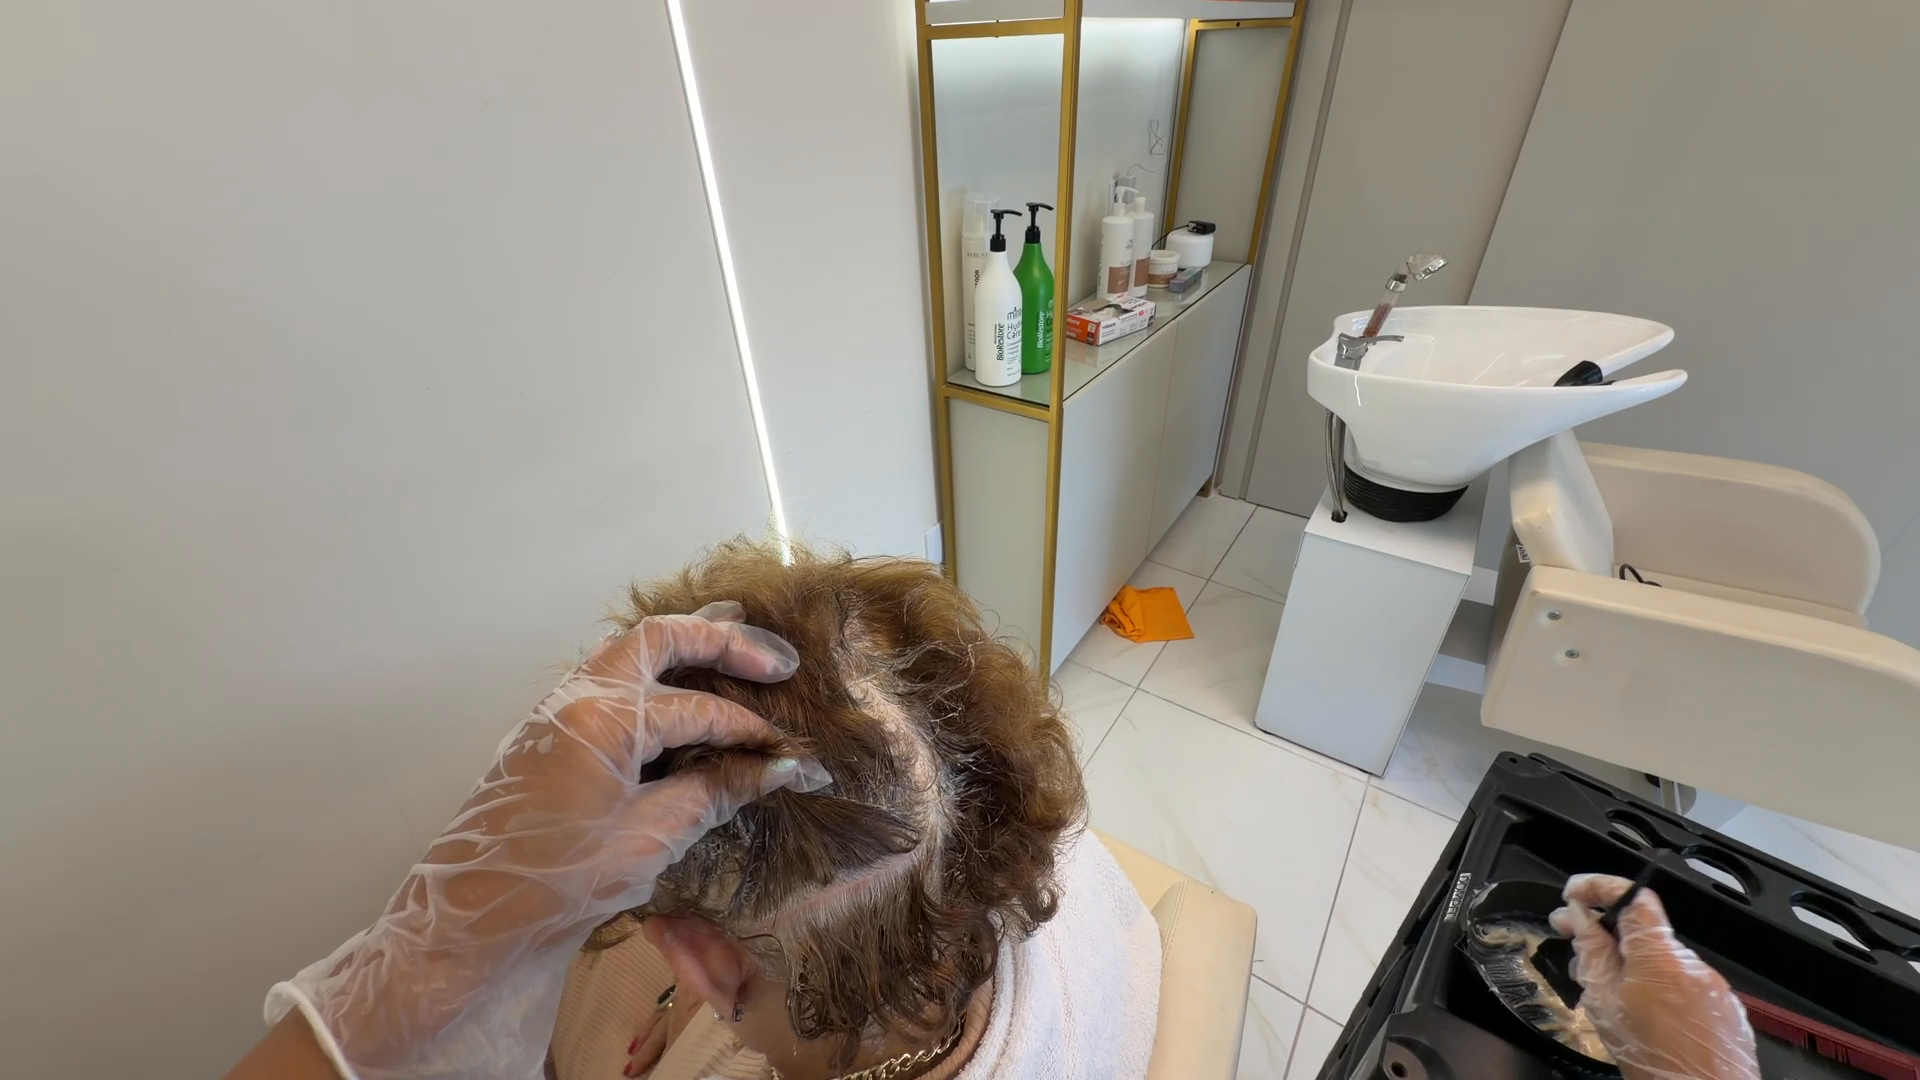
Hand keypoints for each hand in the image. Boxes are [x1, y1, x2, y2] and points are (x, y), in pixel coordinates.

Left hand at [266, 603, 827, 1079]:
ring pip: (634, 648)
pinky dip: (659, 670)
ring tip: (739, 644)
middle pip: (661, 636)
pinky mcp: (556, 727)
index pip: (697, 708)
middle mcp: (579, 695)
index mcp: (603, 718)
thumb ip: (717, 791)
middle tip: (775, 660)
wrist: (467, 922)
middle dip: (724, 641)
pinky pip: (616, 675)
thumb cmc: (560, 880)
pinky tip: (686, 682)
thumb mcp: (650, 838)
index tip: (784, 748)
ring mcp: (562, 706)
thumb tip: (778, 769)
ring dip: (689, 645)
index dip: (747, 727)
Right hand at [1551, 874, 1758, 1079]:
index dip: (1599, 886)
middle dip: (1602, 929)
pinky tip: (1637, 1003)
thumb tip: (1579, 916)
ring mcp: (1715, 988)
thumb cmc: (1649, 1052)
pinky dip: (1652, 979)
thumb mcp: (1603, 999)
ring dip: (1625, 958)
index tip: (1572, 894)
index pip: (1634, 898)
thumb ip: (1592, 951)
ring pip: (1658, 957)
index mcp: (1661, 958)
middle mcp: (1693, 965)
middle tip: (1568, 937)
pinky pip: (1680, 980)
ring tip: (1599, 982)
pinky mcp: (1726, 1009)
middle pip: (1641, 930)